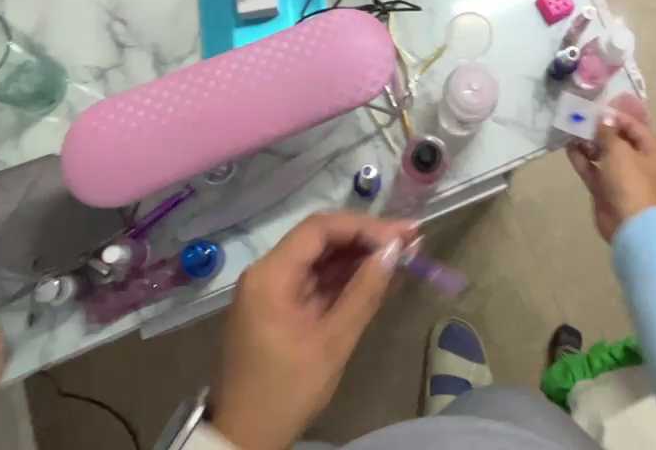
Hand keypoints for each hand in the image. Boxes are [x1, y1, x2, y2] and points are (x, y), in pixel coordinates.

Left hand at [210, 213, 416, 449]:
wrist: (245, 439)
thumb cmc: (286, 392)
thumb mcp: (332, 343)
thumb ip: (364, 292)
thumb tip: (395, 249)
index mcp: (270, 275)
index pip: (319, 229)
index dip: (364, 226)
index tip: (402, 235)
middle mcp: (267, 271)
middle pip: (321, 239)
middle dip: (366, 238)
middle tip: (409, 241)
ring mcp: (273, 288)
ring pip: (322, 258)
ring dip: (360, 257)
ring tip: (404, 257)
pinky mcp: (281, 305)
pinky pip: (317, 280)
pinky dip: (347, 279)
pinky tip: (380, 280)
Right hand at [567, 101, 655, 241]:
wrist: (629, 225)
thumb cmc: (630, 181)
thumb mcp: (619, 151)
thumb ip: (607, 132)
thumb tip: (601, 119)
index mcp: (652, 150)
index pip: (634, 126)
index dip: (615, 116)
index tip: (595, 108)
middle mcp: (640, 161)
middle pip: (618, 140)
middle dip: (599, 129)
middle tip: (580, 117)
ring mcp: (622, 177)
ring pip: (604, 155)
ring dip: (588, 143)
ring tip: (571, 130)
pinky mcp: (606, 189)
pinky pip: (594, 169)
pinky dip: (582, 159)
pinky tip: (568, 147)